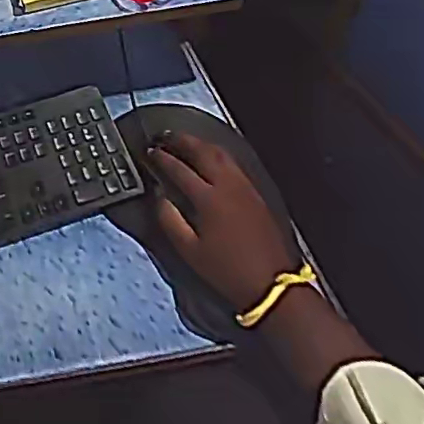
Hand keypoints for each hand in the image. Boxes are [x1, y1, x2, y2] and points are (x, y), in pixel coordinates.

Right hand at [146, 133, 299, 311]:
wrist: (274, 287)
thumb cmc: (228, 270)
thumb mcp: (190, 251)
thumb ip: (169, 219)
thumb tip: (159, 197)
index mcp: (208, 199)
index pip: (178, 168)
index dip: (161, 157)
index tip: (149, 152)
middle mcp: (227, 187)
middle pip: (202, 152)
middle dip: (181, 140)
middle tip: (165, 136)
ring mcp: (245, 189)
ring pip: (220, 154)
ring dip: (200, 144)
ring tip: (186, 141)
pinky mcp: (257, 195)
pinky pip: (233, 164)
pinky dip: (217, 154)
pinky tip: (211, 158)